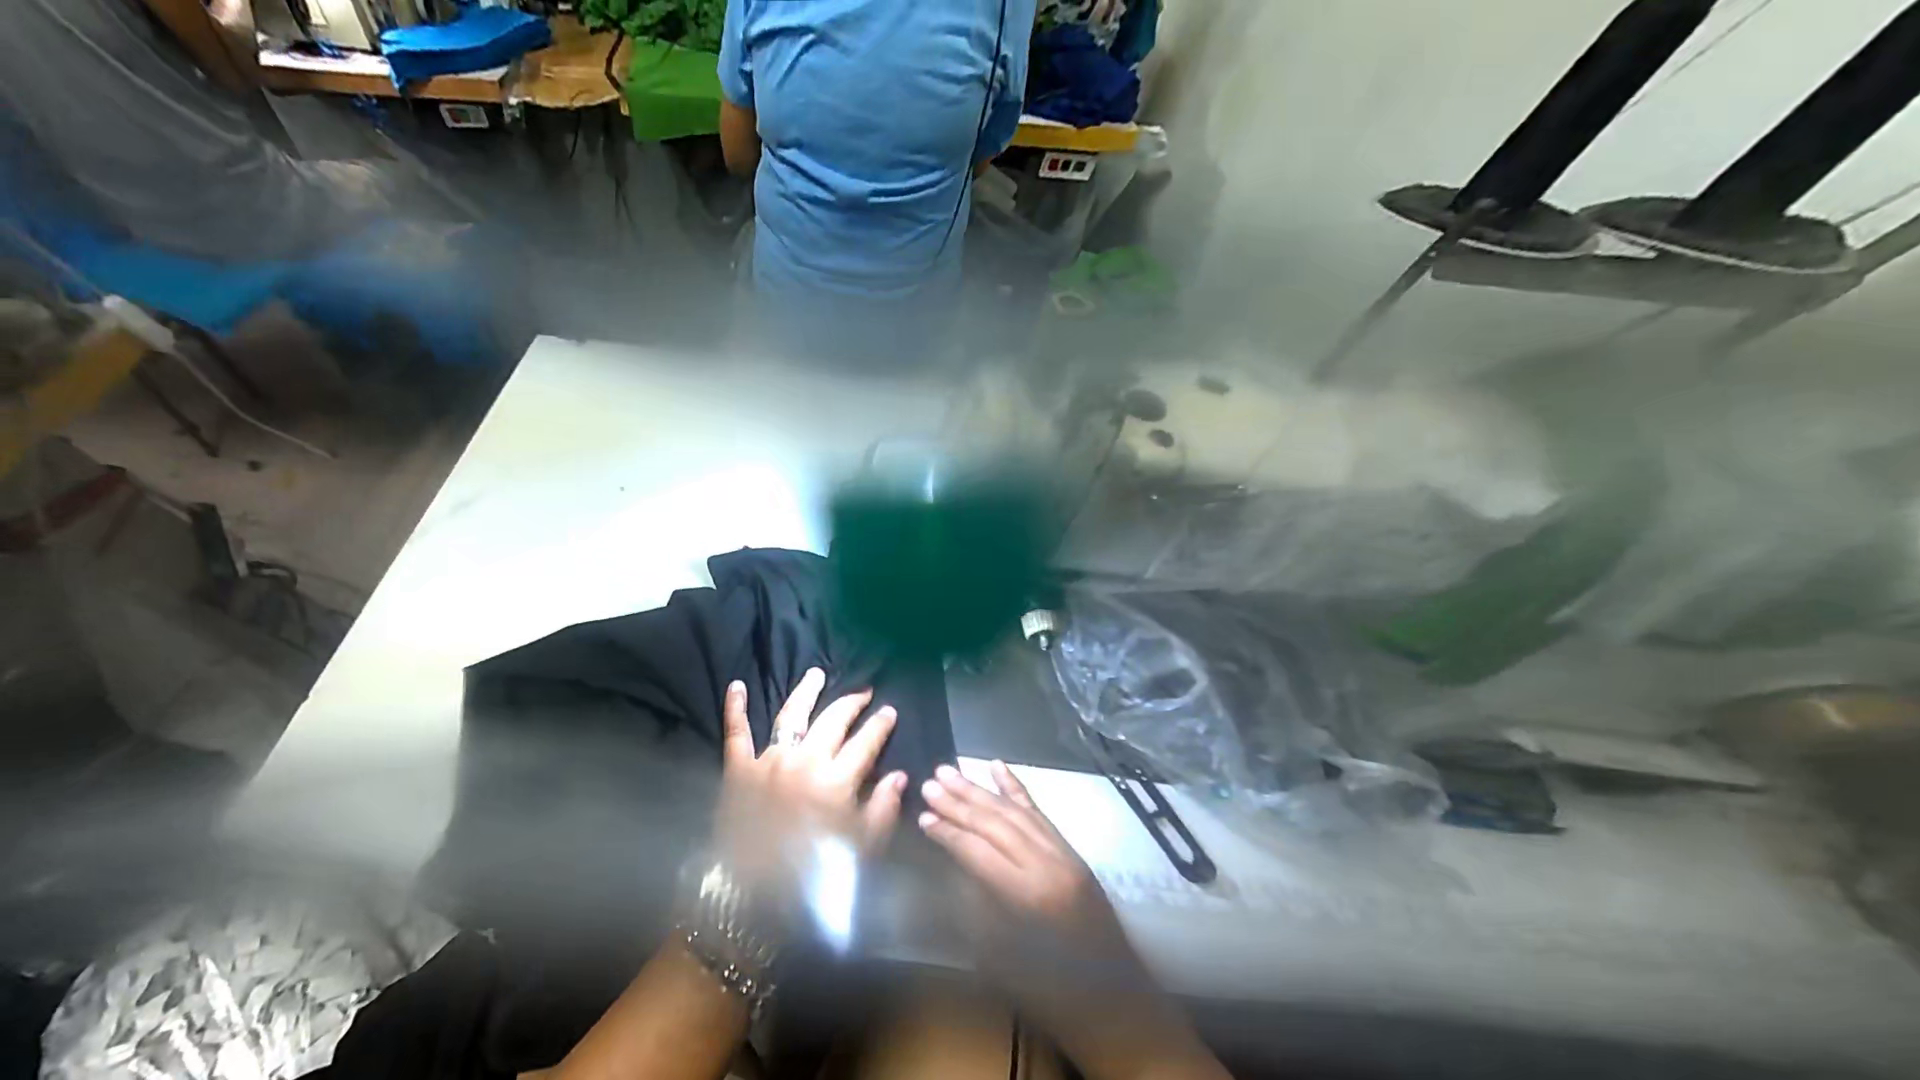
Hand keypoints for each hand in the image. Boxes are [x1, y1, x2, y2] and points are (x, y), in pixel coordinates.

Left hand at [714, 668, 907, 888]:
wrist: (749, 899)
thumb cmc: (812, 876)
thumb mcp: (861, 848)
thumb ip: (882, 808)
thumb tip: (900, 776)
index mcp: (835, 781)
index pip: (866, 742)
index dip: (881, 725)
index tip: (890, 712)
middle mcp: (804, 761)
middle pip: (833, 720)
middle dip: (852, 703)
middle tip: (864, 692)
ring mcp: (768, 761)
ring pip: (791, 715)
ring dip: (806, 691)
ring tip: (816, 673)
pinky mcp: (738, 769)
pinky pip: (736, 732)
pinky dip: (736, 707)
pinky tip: (736, 685)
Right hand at [919, 762, 1226, 1079]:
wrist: (1115, 1001)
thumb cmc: (1051, 992)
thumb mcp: (1001, 959)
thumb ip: (976, 906)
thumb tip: (953, 867)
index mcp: (1027, 895)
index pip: (978, 851)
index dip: (947, 833)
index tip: (921, 817)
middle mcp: (1046, 864)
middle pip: (995, 823)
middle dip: (959, 802)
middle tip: (930, 781)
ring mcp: (1062, 854)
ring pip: (1015, 811)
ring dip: (980, 790)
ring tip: (952, 771)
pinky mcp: (1072, 852)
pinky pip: (1039, 812)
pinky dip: (1017, 788)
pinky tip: (999, 768)